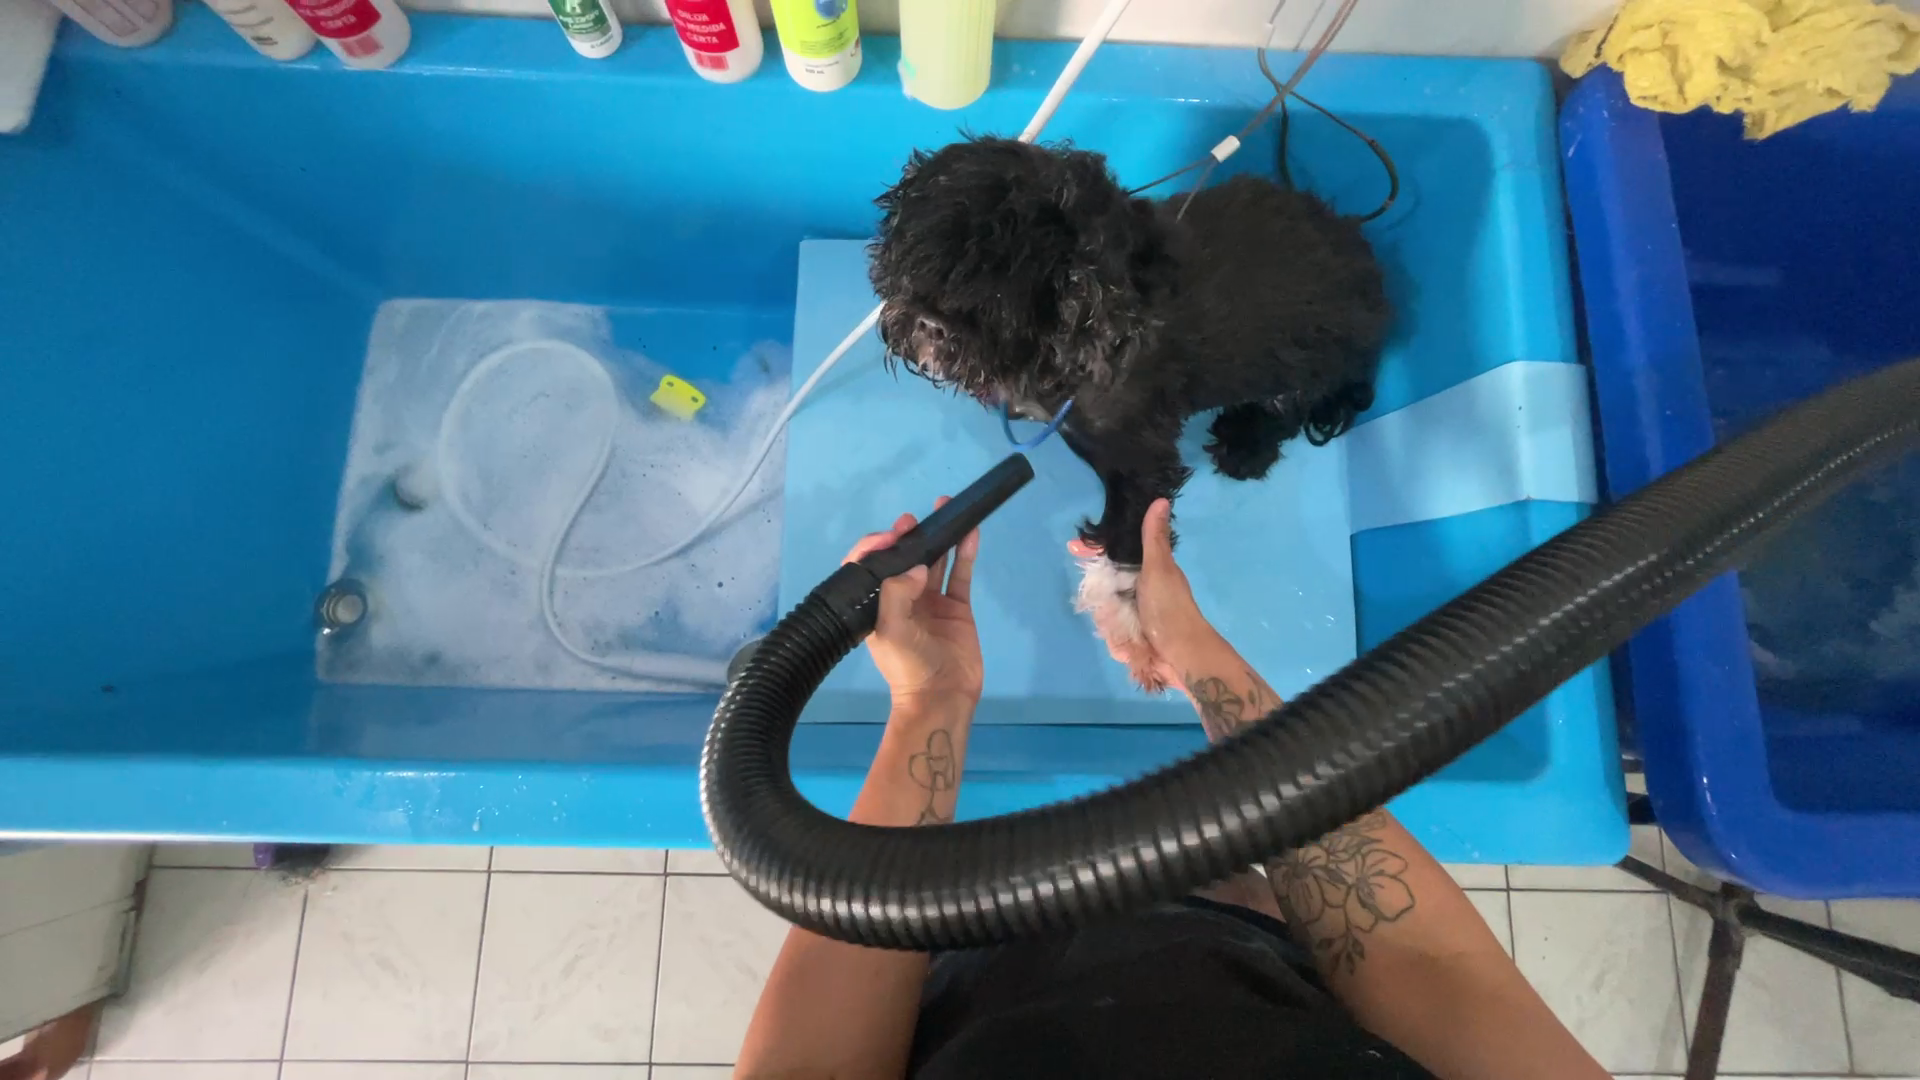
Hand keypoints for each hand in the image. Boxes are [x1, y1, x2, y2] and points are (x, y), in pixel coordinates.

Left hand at [843, 498, 984, 708]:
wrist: (943, 696)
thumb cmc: (909, 666)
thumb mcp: (891, 630)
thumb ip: (897, 594)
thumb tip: (915, 567)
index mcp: (877, 605)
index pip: (870, 567)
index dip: (876, 546)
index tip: (891, 536)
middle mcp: (902, 599)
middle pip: (903, 558)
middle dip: (907, 536)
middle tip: (912, 520)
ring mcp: (931, 601)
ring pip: (935, 560)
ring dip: (939, 536)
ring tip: (944, 507)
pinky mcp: (957, 607)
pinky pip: (961, 574)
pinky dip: (965, 553)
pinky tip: (970, 533)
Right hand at [1104, 498, 1223, 689]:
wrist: (1182, 655)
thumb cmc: (1170, 608)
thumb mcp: (1159, 568)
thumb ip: (1153, 538)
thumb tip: (1161, 499)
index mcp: (1144, 570)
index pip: (1111, 554)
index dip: (1091, 550)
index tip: (1073, 548)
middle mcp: (1136, 591)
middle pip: (1101, 590)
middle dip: (1104, 606)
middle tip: (1115, 615)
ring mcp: (1133, 616)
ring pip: (1104, 615)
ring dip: (1113, 628)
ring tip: (1130, 635)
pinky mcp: (1131, 639)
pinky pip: (1112, 637)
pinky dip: (1120, 645)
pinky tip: (1132, 648)